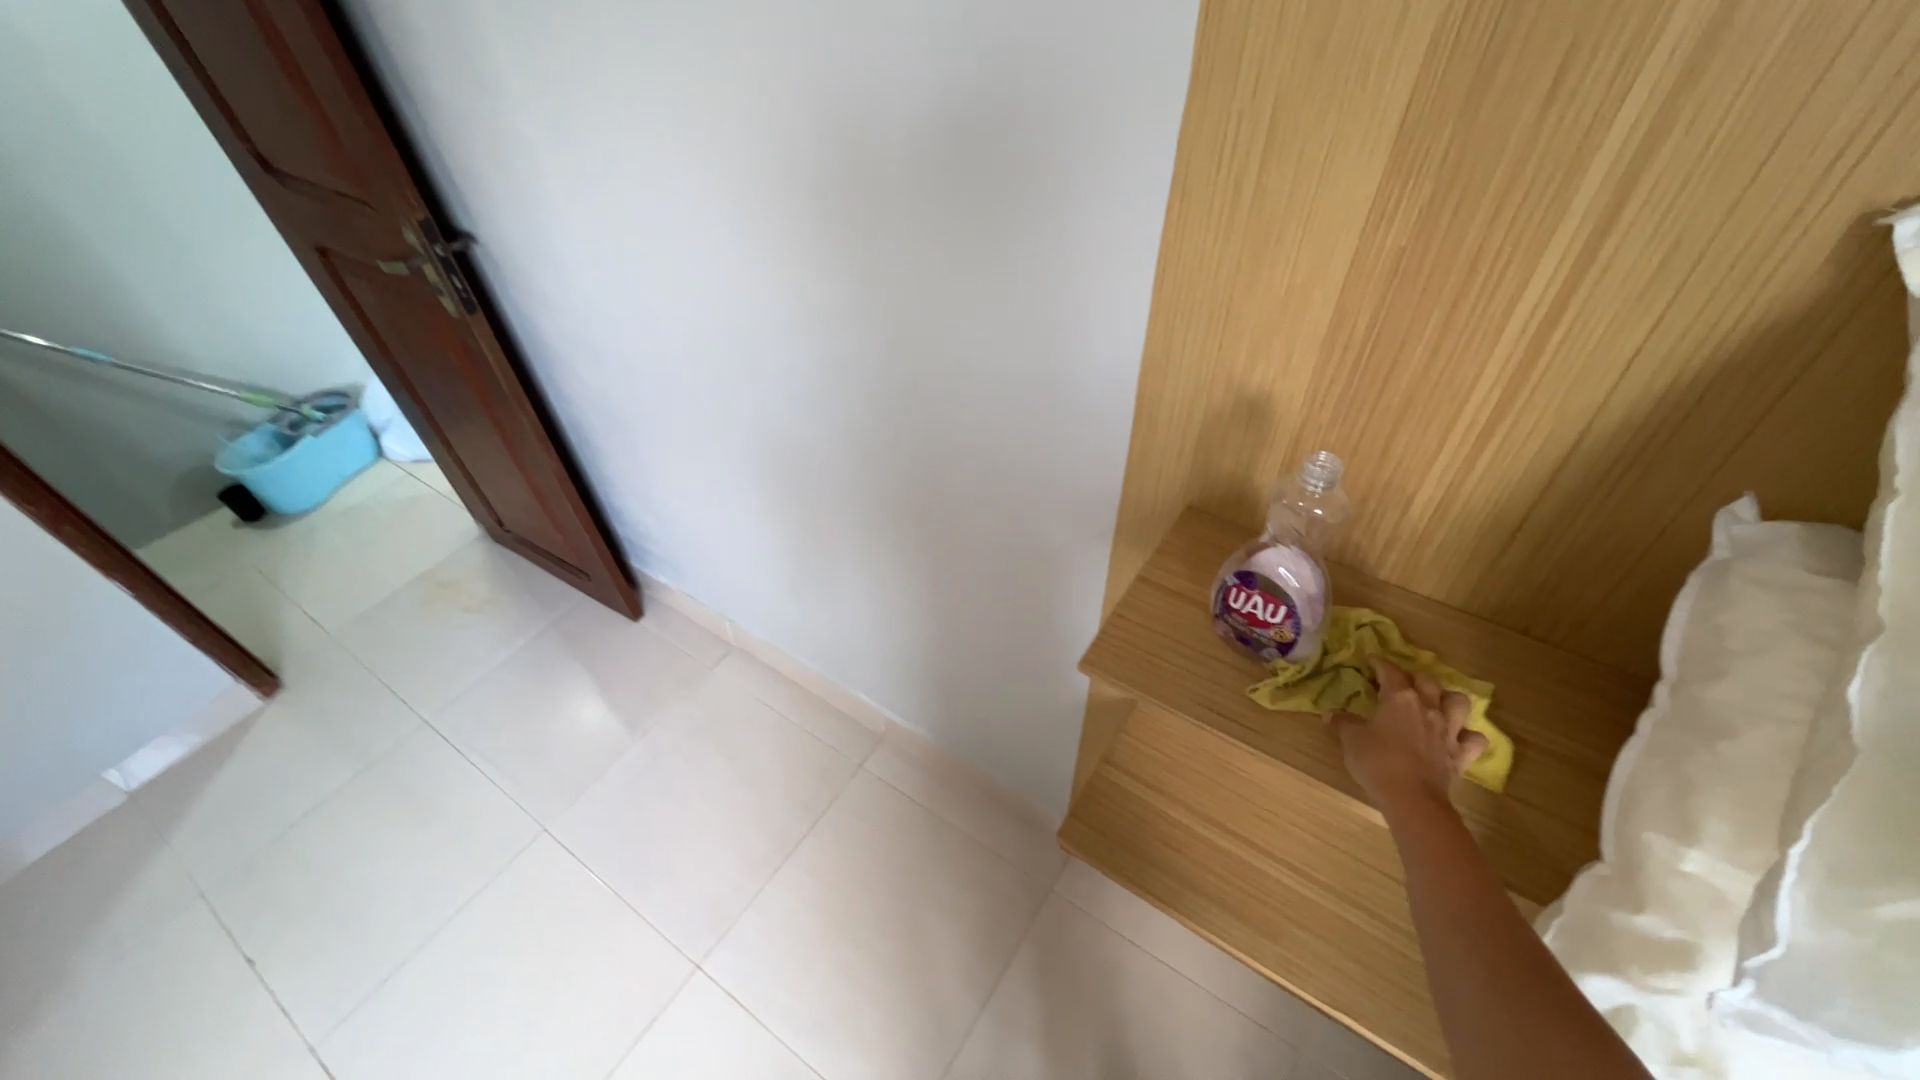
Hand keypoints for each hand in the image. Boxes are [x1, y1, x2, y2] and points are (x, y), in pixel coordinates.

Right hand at [1331, 659, 1488, 818]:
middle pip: (1426, 681)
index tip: (1370, 662)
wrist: (1412, 798)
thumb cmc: (1377, 762)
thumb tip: (1332, 713)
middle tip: (1401, 682)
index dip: (1379, 664)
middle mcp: (1428, 708)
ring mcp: (1449, 730)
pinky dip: (1468, 735)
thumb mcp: (1351, 740)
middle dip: (1413, 676)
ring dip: (1448, 698)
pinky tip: (1458, 737)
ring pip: (1458, 702)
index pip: (1390, 672)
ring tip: (1437, 702)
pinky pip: (1474, 738)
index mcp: (1400, 699)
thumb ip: (1343, 722)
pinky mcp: (1461, 754)